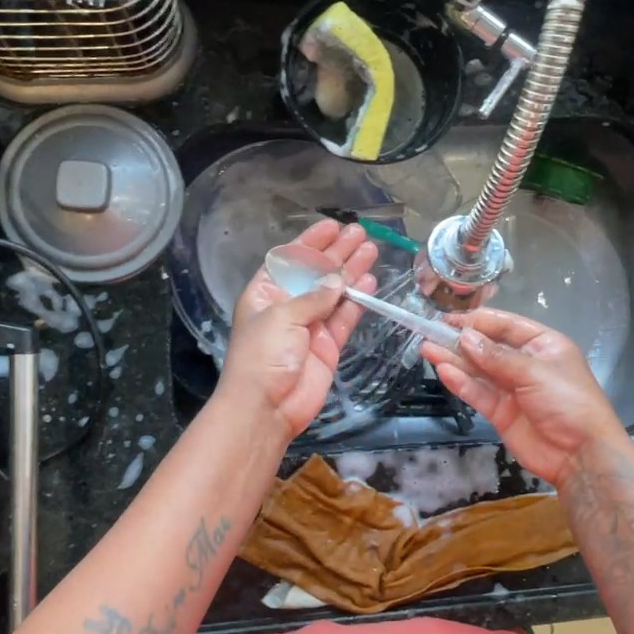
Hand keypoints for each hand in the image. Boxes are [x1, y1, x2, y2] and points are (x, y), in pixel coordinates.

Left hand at [217, 220, 378, 438]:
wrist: (266, 408)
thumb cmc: (262, 356)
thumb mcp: (281, 316)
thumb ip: (313, 297)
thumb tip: (337, 281)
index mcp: (265, 293)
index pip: (289, 259)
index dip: (310, 242)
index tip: (332, 226)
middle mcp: (287, 305)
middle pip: (315, 272)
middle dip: (337, 252)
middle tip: (361, 233)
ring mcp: (309, 326)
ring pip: (334, 292)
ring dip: (352, 272)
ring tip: (371, 250)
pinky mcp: (327, 346)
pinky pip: (345, 317)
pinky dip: (358, 300)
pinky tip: (371, 281)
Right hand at [421, 309, 629, 486]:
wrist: (581, 454)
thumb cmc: (568, 402)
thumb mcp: (535, 372)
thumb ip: (496, 356)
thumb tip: (465, 337)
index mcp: (543, 345)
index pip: (505, 326)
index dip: (478, 321)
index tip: (449, 318)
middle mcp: (526, 363)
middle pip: (488, 347)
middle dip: (460, 340)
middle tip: (429, 332)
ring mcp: (512, 389)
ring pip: (478, 370)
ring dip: (454, 360)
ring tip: (426, 349)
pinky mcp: (501, 412)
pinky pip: (478, 393)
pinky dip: (461, 383)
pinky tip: (443, 371)